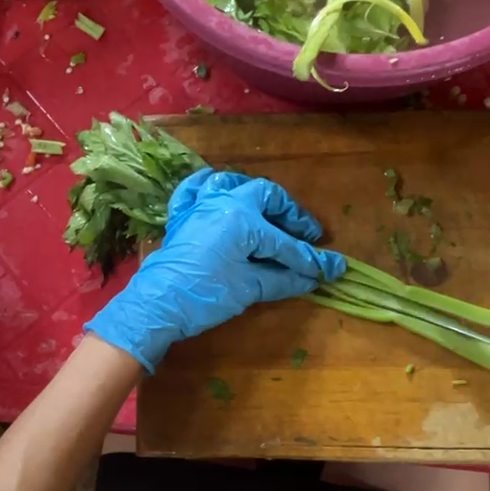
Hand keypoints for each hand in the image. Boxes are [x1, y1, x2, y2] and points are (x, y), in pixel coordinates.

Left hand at [87, 169, 344, 371]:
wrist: (157, 306)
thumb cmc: (206, 295)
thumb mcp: (249, 288)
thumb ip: (284, 278)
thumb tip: (313, 278)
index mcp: (242, 218)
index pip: (284, 241)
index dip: (310, 258)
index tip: (332, 268)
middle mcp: (222, 201)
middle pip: (264, 196)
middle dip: (288, 214)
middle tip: (306, 235)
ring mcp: (199, 205)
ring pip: (231, 184)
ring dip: (253, 194)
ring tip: (269, 213)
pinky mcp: (181, 217)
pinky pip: (194, 190)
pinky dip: (208, 187)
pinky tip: (219, 193)